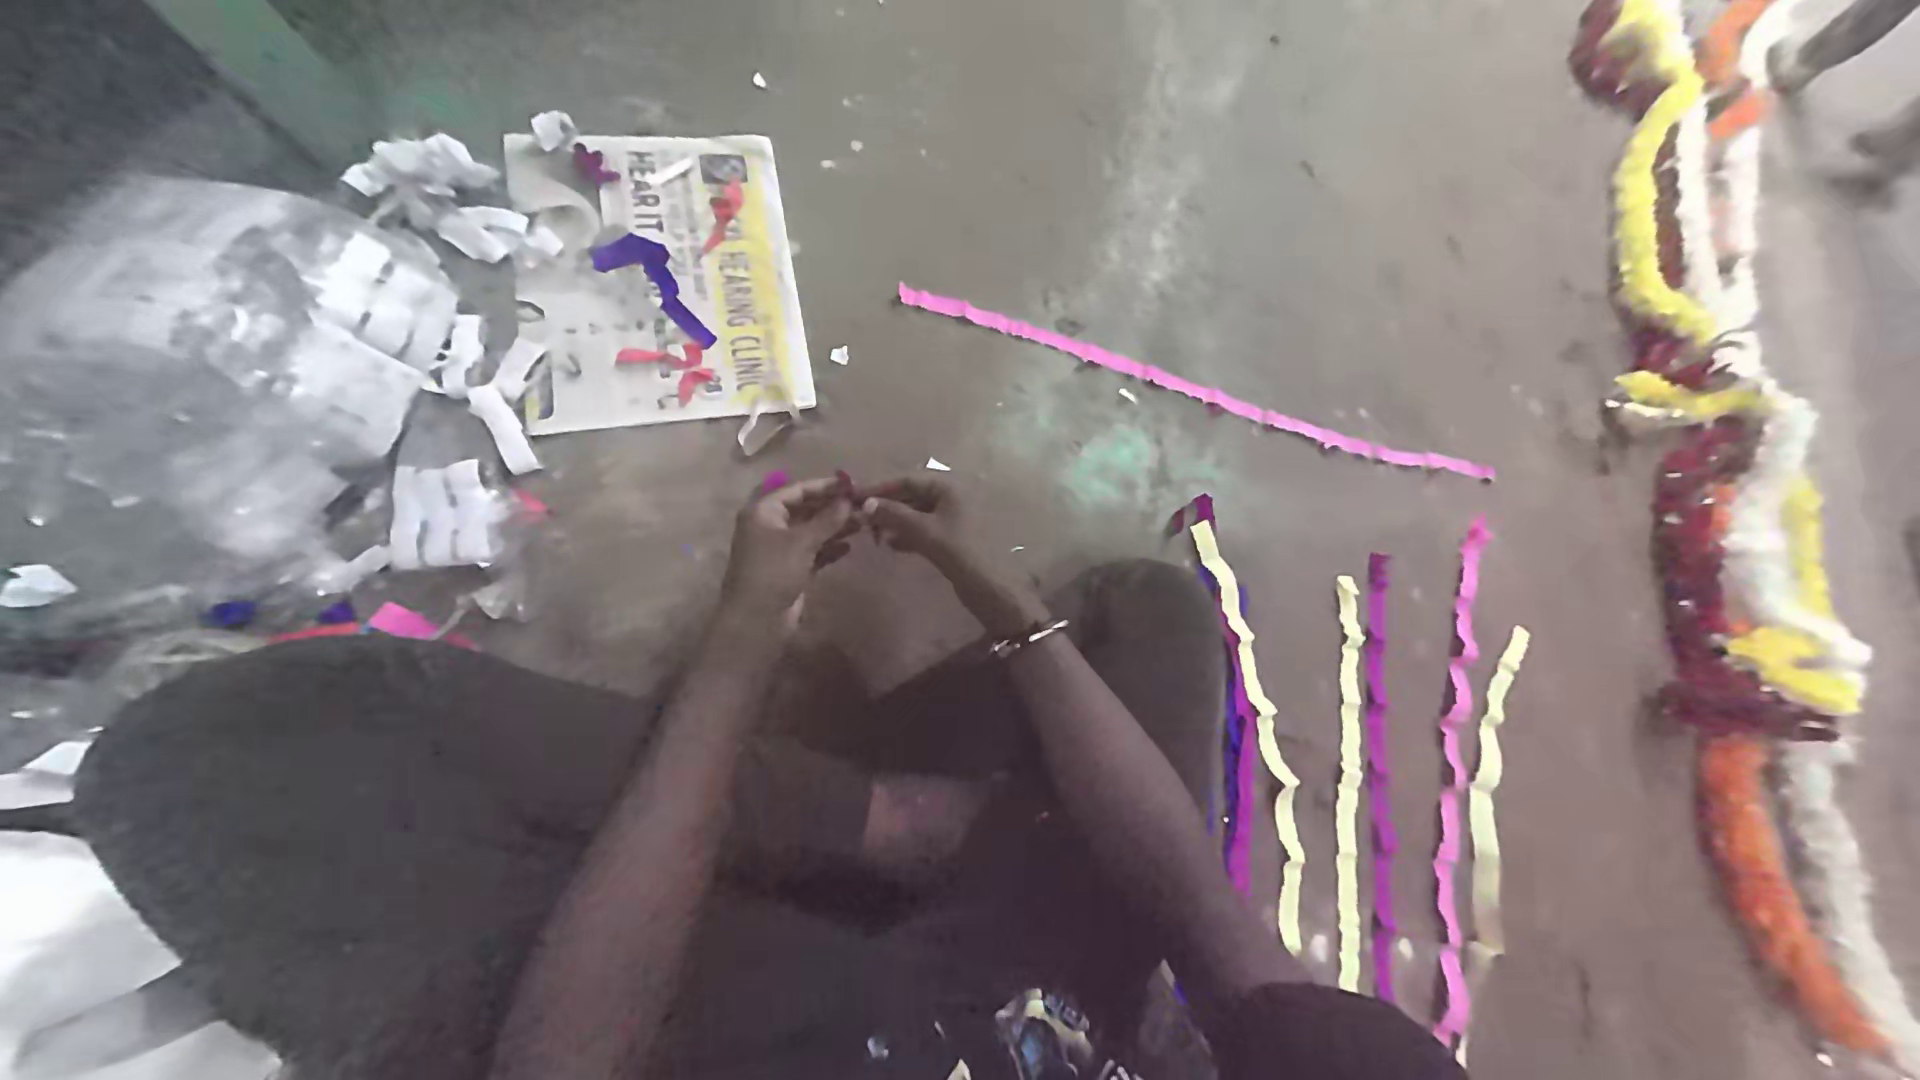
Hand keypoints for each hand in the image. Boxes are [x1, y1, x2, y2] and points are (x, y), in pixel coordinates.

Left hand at [719, 476, 856, 620]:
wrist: (757, 619)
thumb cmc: (774, 571)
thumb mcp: (802, 541)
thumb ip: (827, 519)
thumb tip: (848, 500)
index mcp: (764, 512)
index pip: (797, 490)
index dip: (824, 486)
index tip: (852, 484)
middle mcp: (770, 526)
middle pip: (805, 510)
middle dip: (833, 507)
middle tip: (862, 505)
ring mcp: (781, 549)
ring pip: (812, 531)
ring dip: (835, 527)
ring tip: (863, 523)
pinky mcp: (791, 569)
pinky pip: (813, 551)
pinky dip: (829, 548)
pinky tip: (849, 546)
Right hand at [856, 476, 973, 571]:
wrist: (984, 584)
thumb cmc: (957, 550)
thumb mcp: (922, 530)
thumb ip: (893, 514)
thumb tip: (866, 504)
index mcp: (947, 486)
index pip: (906, 479)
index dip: (879, 487)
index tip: (854, 495)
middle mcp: (948, 495)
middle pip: (909, 495)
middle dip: (885, 506)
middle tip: (859, 516)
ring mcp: (948, 515)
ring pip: (913, 512)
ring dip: (893, 521)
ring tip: (872, 532)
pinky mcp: (947, 535)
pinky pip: (920, 528)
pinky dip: (905, 534)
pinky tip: (890, 544)